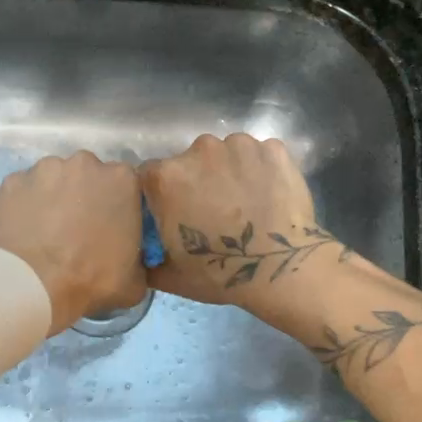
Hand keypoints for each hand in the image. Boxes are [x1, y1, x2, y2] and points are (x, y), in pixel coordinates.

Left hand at [0, 152, 146, 335]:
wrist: (35, 287)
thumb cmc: (92, 282)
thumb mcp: (134, 282)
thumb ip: (138, 261)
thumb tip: (131, 264)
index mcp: (121, 180)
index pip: (123, 188)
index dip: (114, 208)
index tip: (106, 230)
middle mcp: (83, 163)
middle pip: (86, 177)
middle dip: (82, 198)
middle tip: (74, 233)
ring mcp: (42, 170)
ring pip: (50, 181)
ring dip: (50, 200)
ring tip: (44, 235)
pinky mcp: (10, 183)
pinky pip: (20, 194)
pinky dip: (20, 209)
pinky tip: (21, 235)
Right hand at [141, 134, 343, 320]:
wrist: (280, 267)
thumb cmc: (219, 273)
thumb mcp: (170, 276)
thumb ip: (146, 260)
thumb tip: (141, 257)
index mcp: (166, 178)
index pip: (148, 176)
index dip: (158, 195)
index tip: (170, 214)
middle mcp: (199, 150)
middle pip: (188, 161)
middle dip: (195, 182)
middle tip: (209, 213)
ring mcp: (239, 145)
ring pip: (224, 154)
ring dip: (227, 173)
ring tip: (241, 204)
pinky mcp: (273, 148)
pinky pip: (257, 155)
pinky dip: (258, 171)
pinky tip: (264, 196)